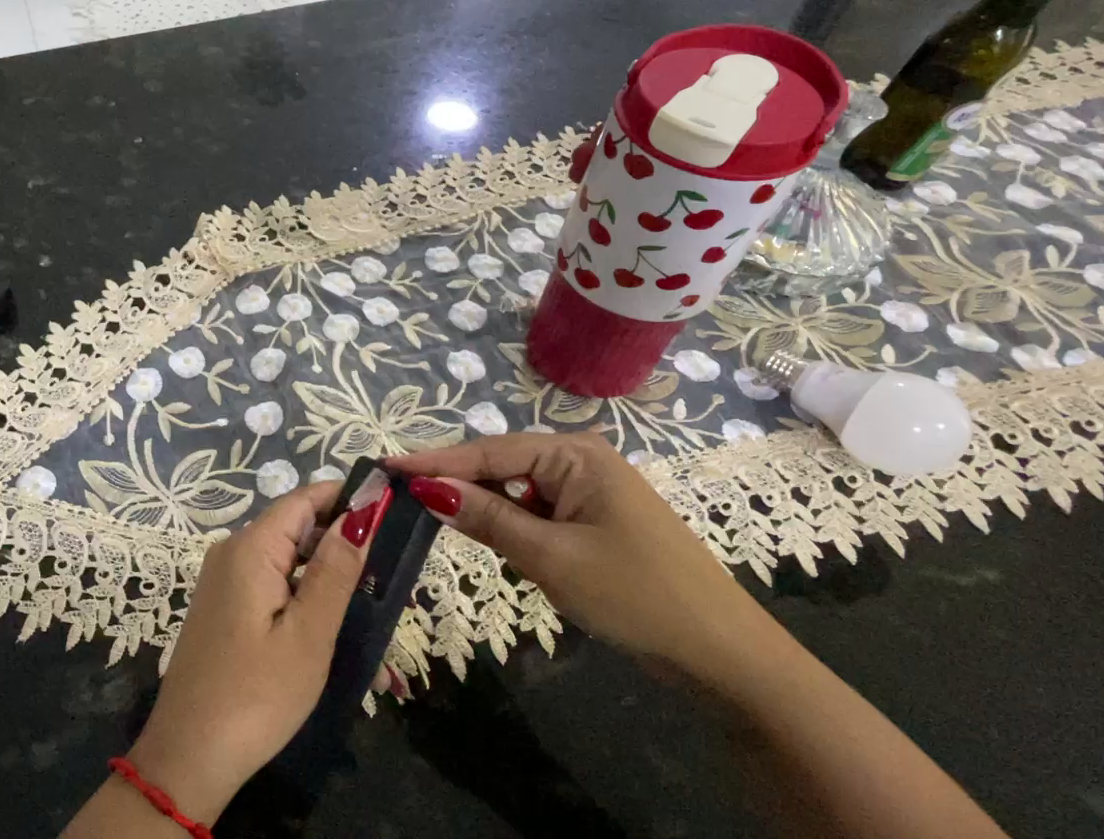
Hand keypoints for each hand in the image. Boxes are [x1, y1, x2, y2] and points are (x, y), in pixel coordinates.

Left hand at [125, 480, 387, 823]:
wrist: (189, 754)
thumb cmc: (256, 695)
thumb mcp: (308, 635)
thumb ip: (335, 571)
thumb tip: (360, 512)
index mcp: (250, 549)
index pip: (303, 499)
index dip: (347, 498)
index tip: (392, 512)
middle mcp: (232, 553)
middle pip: (296, 529)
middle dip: (344, 546)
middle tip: (393, 577)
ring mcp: (224, 582)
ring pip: (288, 563)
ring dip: (329, 581)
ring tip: (375, 611)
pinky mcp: (224, 609)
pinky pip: (273, 588)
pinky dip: (306, 602)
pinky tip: (337, 633)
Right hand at [390, 433, 771, 682]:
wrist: (719, 652)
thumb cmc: (634, 594)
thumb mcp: (549, 556)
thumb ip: (486, 518)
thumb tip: (426, 488)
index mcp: (575, 454)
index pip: (488, 451)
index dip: (434, 461)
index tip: (384, 465)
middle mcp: (580, 461)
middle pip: (499, 466)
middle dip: (455, 484)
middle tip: (399, 496)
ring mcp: (588, 491)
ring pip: (515, 492)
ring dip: (483, 509)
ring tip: (432, 516)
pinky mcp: (592, 521)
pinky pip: (535, 513)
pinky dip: (510, 526)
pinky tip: (491, 541)